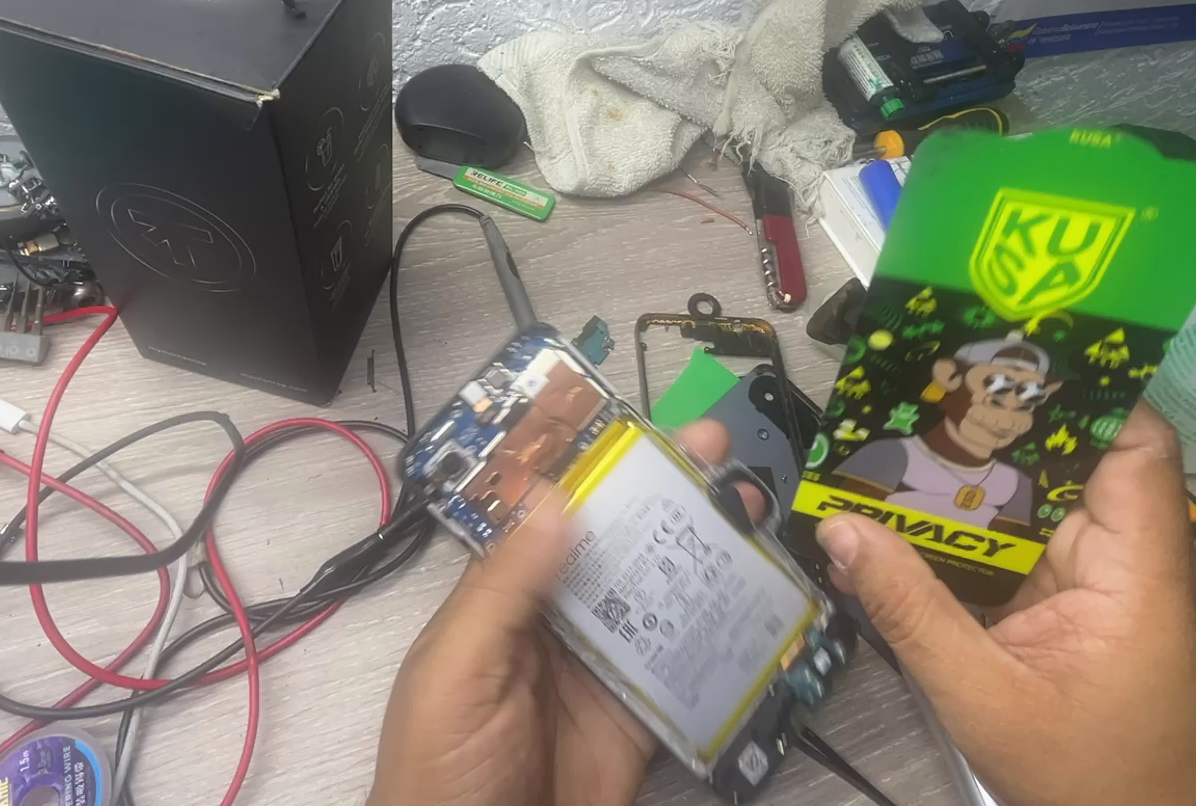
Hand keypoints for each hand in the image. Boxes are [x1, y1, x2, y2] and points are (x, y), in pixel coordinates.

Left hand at [369, 421, 762, 805]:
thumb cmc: (442, 766)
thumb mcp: (458, 668)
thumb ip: (503, 587)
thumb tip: (554, 499)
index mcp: (508, 590)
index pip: (556, 511)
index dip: (599, 465)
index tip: (642, 429)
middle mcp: (559, 611)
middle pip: (617, 538)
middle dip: (663, 489)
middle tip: (713, 448)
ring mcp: (603, 659)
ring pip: (656, 587)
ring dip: (699, 544)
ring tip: (744, 501)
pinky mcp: (639, 710)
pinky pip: (683, 660)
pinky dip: (719, 627)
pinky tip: (753, 590)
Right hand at [816, 402, 1195, 805]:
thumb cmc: (1088, 786)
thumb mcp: (981, 699)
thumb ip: (908, 609)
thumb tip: (839, 528)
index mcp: (1144, 579)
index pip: (1136, 448)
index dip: (1079, 392)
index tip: (994, 356)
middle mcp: (1150, 566)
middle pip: (1077, 465)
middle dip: (993, 429)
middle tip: (911, 397)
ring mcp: (1130, 586)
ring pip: (1053, 502)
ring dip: (981, 478)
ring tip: (903, 443)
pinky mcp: (1108, 605)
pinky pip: (1045, 541)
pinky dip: (989, 524)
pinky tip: (928, 515)